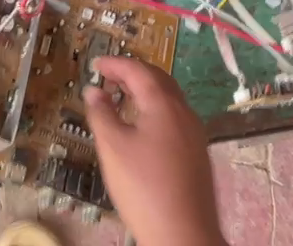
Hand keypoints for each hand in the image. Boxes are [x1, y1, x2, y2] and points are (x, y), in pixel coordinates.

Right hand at [84, 57, 224, 245]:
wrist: (185, 237)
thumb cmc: (144, 188)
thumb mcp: (113, 147)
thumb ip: (101, 114)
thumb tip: (94, 91)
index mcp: (164, 104)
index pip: (138, 70)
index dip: (115, 64)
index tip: (95, 65)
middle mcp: (184, 112)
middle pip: (157, 80)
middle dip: (132, 73)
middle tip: (109, 77)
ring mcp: (195, 134)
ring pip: (168, 99)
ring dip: (145, 91)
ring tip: (122, 99)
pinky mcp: (198, 154)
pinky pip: (174, 117)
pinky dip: (155, 110)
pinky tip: (143, 128)